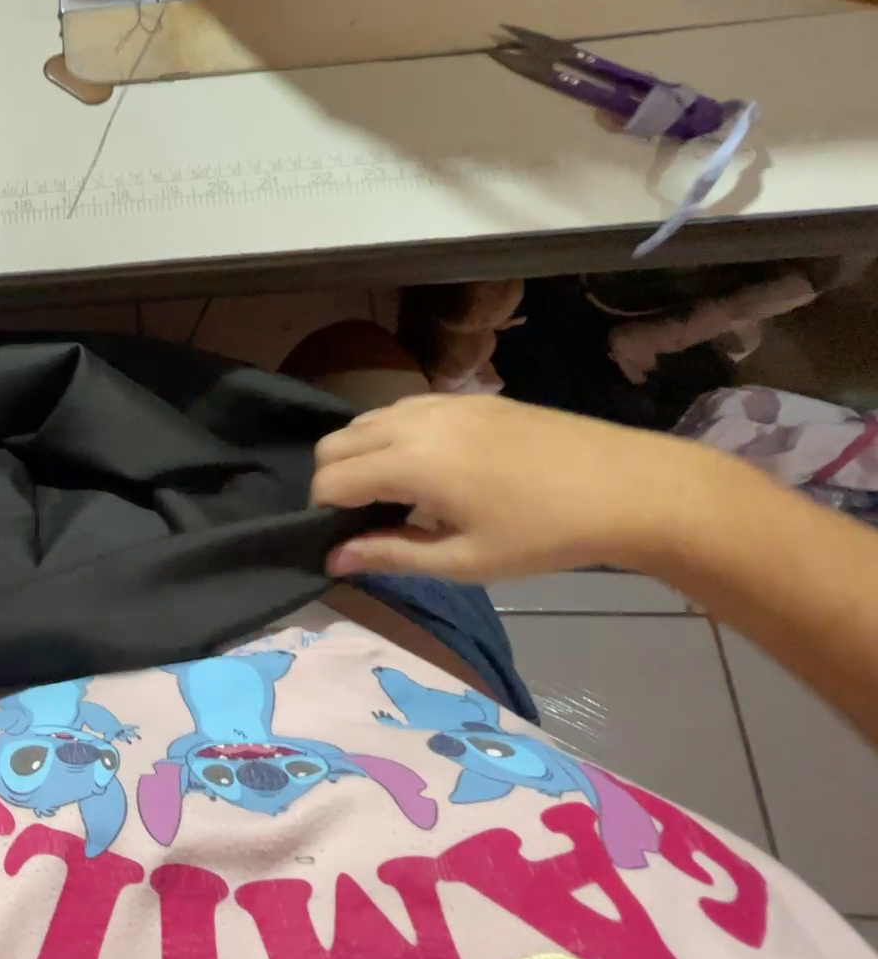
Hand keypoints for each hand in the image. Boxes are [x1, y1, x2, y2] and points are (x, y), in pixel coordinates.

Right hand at [309, 395, 759, 581]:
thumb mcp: (464, 560)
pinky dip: (388, 435)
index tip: (345, 538)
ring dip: (358, 455)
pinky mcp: (465, 398)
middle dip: (332, 481)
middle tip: (361, 515)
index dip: (323, 512)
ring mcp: (440, 404)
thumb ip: (389, 555)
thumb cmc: (546, 534)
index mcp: (410, 463)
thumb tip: (332, 559)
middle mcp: (413, 423)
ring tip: (391, 491)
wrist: (635, 488)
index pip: (329, 480)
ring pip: (362, 422)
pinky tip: (423, 465)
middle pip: (334, 444)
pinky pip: (399, 410)